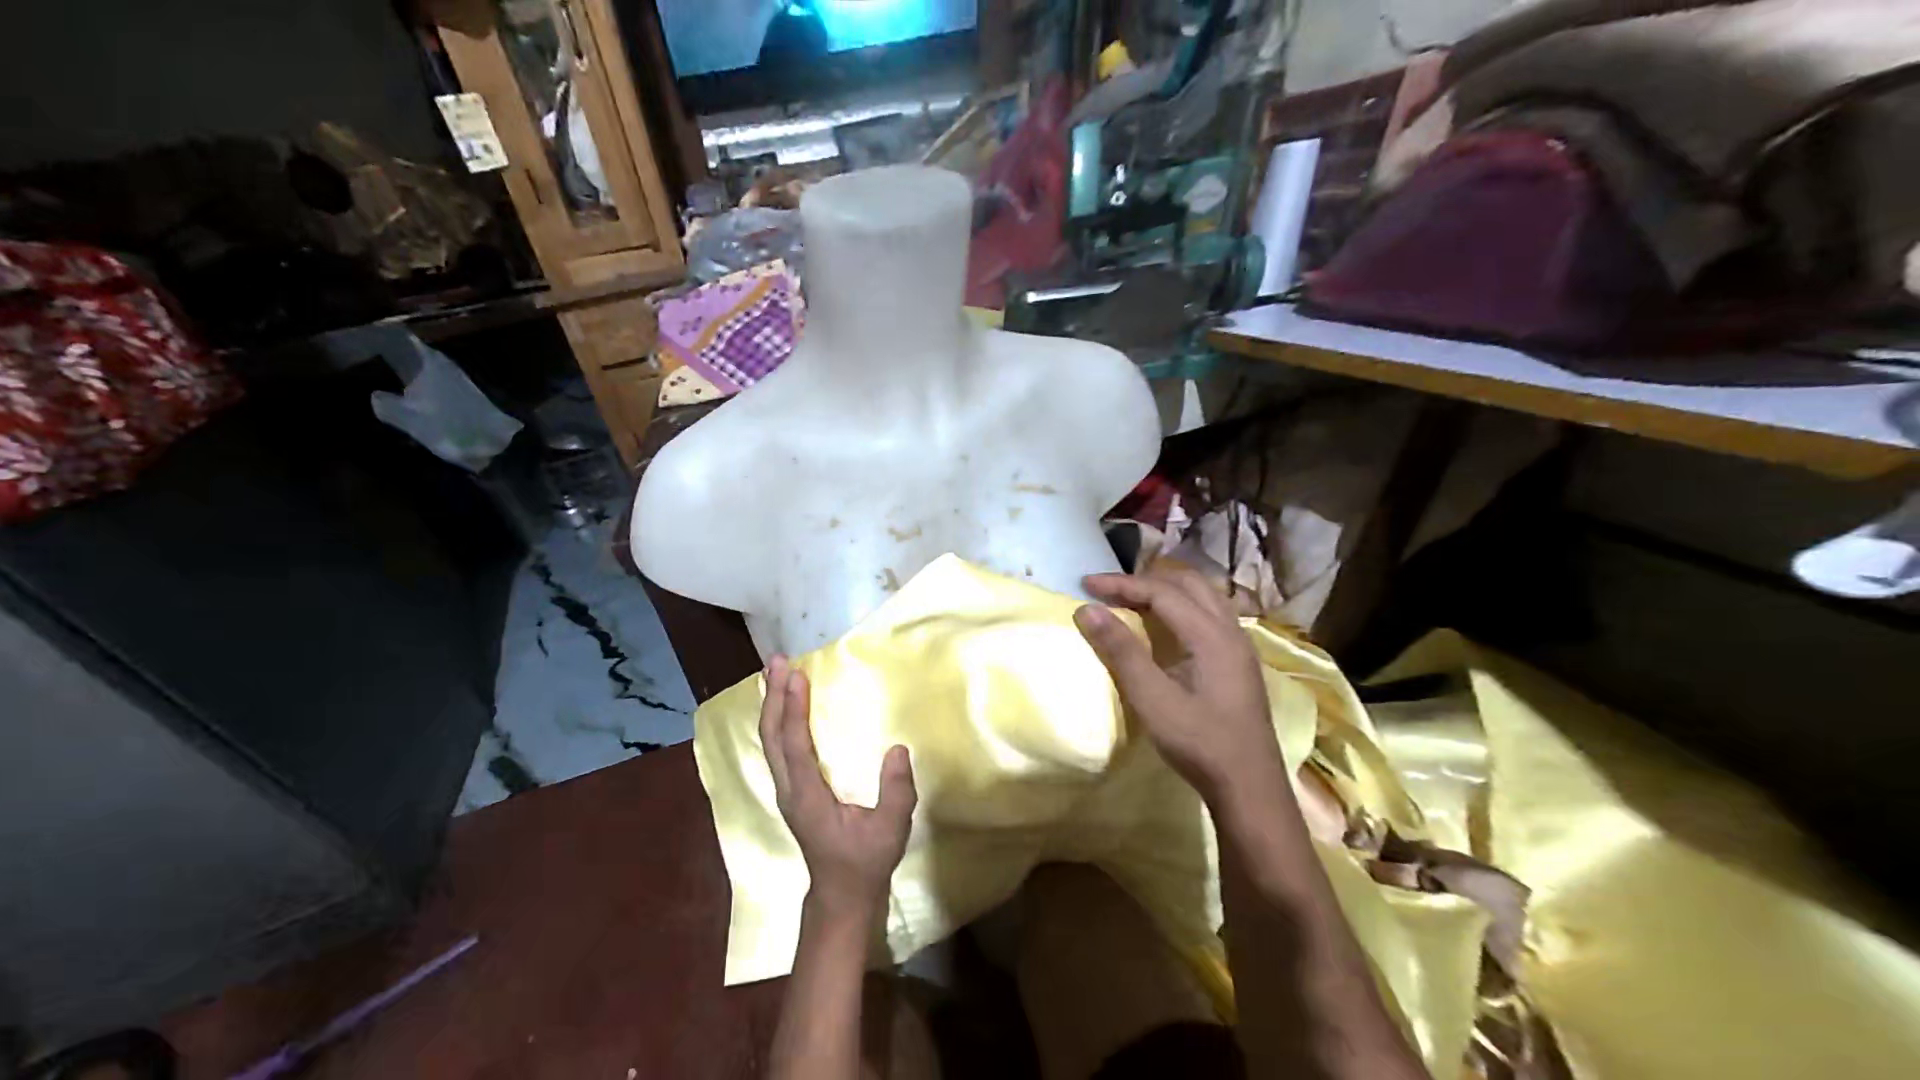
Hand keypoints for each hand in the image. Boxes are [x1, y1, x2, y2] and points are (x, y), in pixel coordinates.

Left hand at [760, 655, 917, 916]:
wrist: (841, 894)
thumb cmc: (865, 861)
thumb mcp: (889, 830)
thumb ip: (895, 792)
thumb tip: (897, 749)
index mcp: (807, 796)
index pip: (795, 745)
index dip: (793, 709)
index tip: (797, 675)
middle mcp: (788, 789)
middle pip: (772, 737)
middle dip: (774, 697)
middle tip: (777, 661)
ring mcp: (786, 791)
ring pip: (770, 742)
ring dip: (772, 706)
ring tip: (775, 674)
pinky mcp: (791, 791)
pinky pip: (777, 749)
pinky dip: (778, 721)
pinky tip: (783, 707)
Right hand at [1073, 565, 1285, 798]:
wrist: (1250, 788)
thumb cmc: (1200, 744)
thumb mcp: (1152, 700)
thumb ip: (1121, 652)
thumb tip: (1086, 609)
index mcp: (1212, 635)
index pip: (1162, 592)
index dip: (1122, 584)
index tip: (1085, 584)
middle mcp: (1230, 630)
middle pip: (1187, 583)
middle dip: (1145, 580)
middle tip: (1108, 590)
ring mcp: (1239, 646)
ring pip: (1203, 596)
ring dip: (1166, 589)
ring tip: (1132, 600)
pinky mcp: (1239, 662)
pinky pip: (1210, 613)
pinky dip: (1181, 605)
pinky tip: (1166, 626)